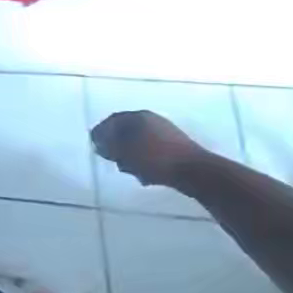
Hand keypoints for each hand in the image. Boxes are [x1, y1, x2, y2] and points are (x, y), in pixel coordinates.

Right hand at [91, 110, 205, 187]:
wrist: (197, 173)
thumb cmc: (155, 158)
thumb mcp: (123, 150)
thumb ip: (107, 143)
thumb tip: (99, 140)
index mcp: (139, 116)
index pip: (111, 121)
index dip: (100, 134)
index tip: (95, 148)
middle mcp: (152, 121)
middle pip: (125, 132)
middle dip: (116, 147)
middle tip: (112, 160)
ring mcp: (166, 134)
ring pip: (138, 144)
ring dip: (130, 157)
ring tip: (129, 170)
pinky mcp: (176, 149)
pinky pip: (152, 153)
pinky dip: (144, 162)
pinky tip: (145, 176)